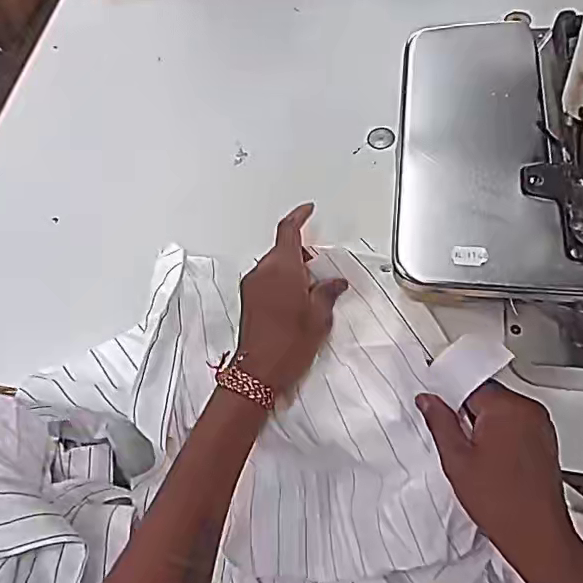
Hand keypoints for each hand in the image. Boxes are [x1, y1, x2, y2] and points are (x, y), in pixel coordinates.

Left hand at [235, 203, 347, 392]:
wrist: (259, 372)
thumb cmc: (288, 345)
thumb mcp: (319, 316)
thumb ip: (327, 292)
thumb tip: (334, 284)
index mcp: (282, 268)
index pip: (288, 230)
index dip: (299, 216)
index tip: (308, 210)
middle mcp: (263, 272)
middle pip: (282, 249)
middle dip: (302, 253)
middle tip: (321, 268)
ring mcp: (252, 286)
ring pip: (274, 265)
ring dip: (292, 269)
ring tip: (312, 291)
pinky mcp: (248, 300)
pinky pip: (267, 280)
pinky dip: (281, 282)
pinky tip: (297, 302)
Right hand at [416, 382, 576, 581]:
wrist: (537, 535)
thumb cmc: (503, 504)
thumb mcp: (457, 460)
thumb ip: (440, 422)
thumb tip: (428, 400)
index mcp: (507, 408)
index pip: (471, 385)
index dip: (450, 399)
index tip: (439, 410)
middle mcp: (529, 410)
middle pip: (488, 397)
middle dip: (469, 415)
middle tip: (460, 444)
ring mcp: (541, 425)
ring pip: (503, 411)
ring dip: (487, 426)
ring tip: (480, 458)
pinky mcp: (546, 440)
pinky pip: (518, 425)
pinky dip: (504, 436)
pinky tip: (495, 463)